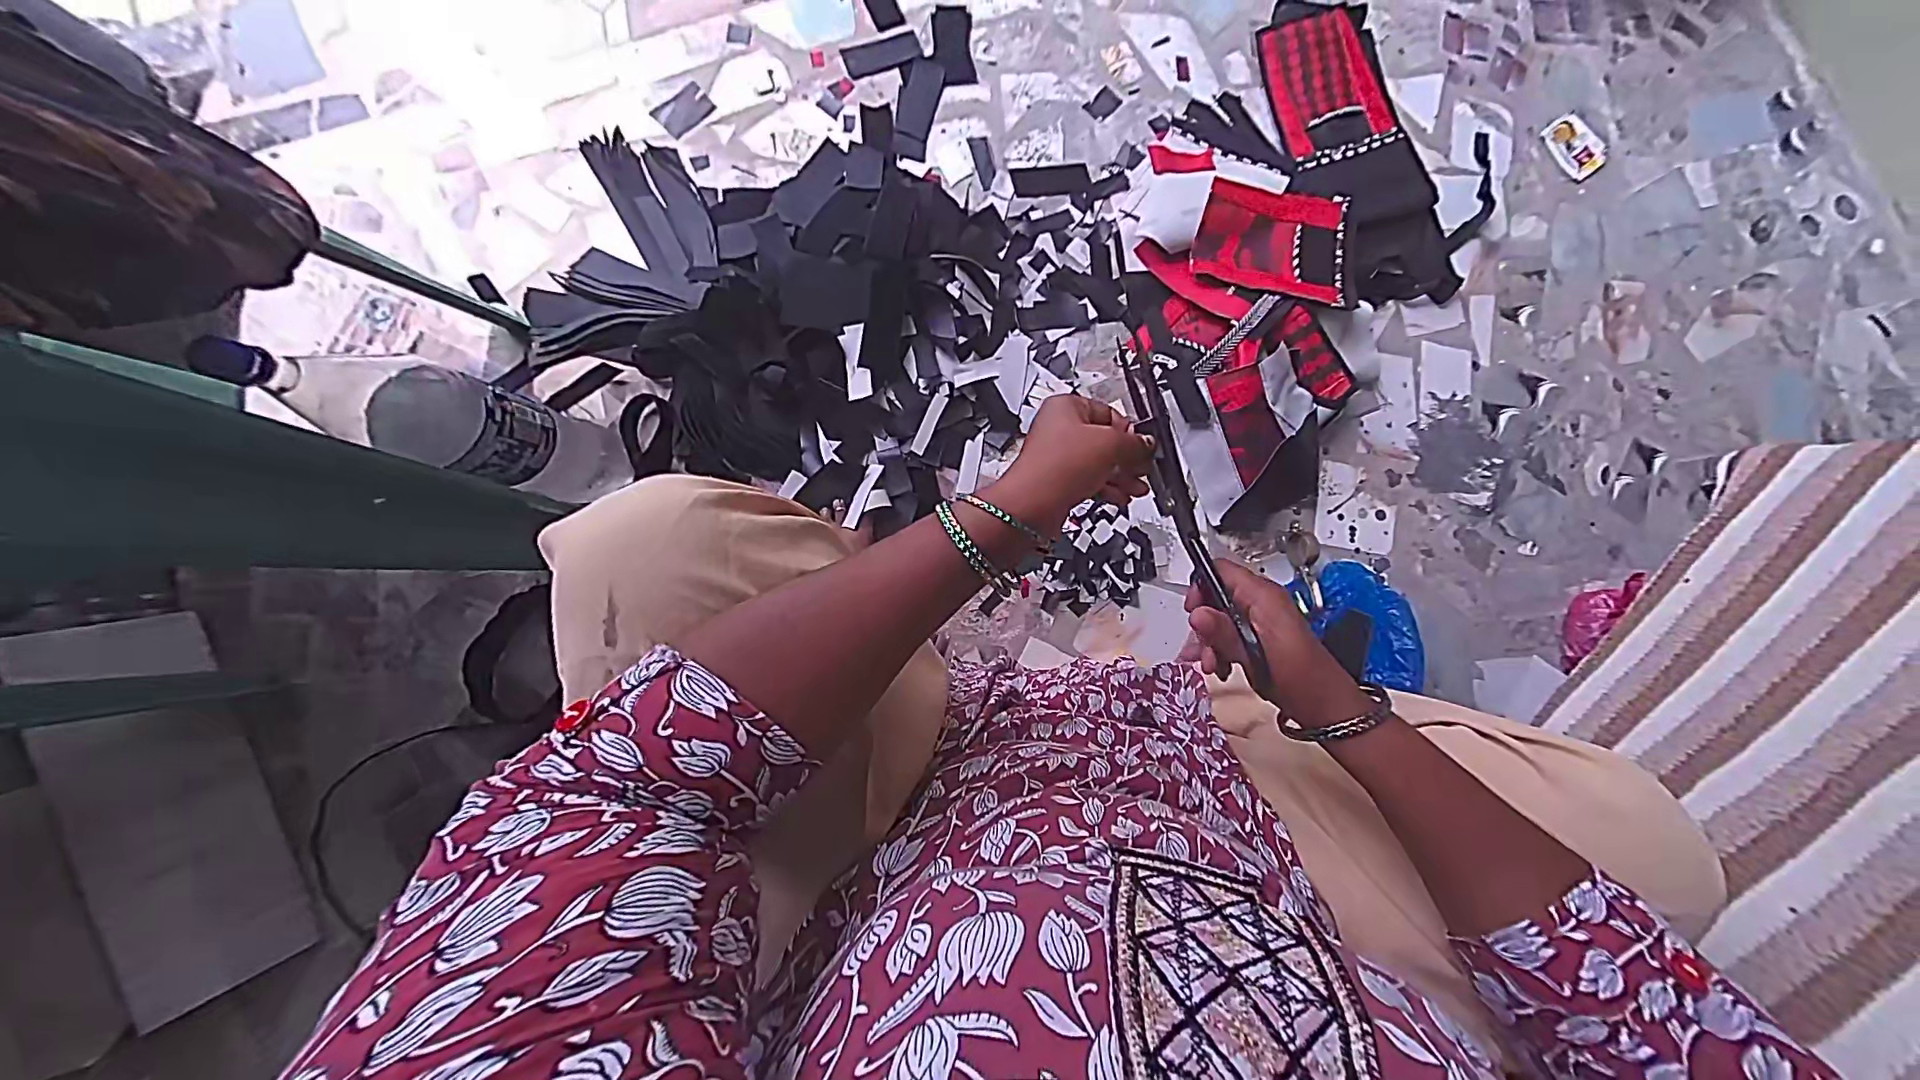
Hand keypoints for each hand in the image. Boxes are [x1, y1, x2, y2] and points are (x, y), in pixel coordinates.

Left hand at [987, 395, 1153, 533]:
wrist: (1033, 505)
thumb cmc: (1056, 467)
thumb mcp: (1110, 445)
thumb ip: (1134, 442)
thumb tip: (1146, 444)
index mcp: (1066, 407)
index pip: (1108, 411)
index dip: (1129, 430)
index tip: (1143, 444)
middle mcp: (1058, 429)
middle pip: (1104, 440)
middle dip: (1127, 457)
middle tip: (1141, 467)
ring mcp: (1057, 457)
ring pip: (1097, 463)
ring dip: (1120, 475)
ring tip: (1136, 486)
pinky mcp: (1058, 481)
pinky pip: (1088, 480)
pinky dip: (1106, 487)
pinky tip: (1120, 496)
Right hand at [1179, 559, 1374, 727]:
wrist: (1325, 707)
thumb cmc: (1303, 681)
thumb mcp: (1255, 657)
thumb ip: (1224, 633)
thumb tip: (1198, 614)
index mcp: (1264, 597)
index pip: (1220, 570)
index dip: (1200, 587)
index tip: (1194, 612)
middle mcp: (1262, 603)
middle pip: (1215, 596)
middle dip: (1203, 623)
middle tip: (1204, 645)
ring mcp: (1262, 618)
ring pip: (1219, 617)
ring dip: (1209, 641)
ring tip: (1213, 662)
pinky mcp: (1260, 635)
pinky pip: (1230, 632)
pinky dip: (1220, 648)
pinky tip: (1221, 665)